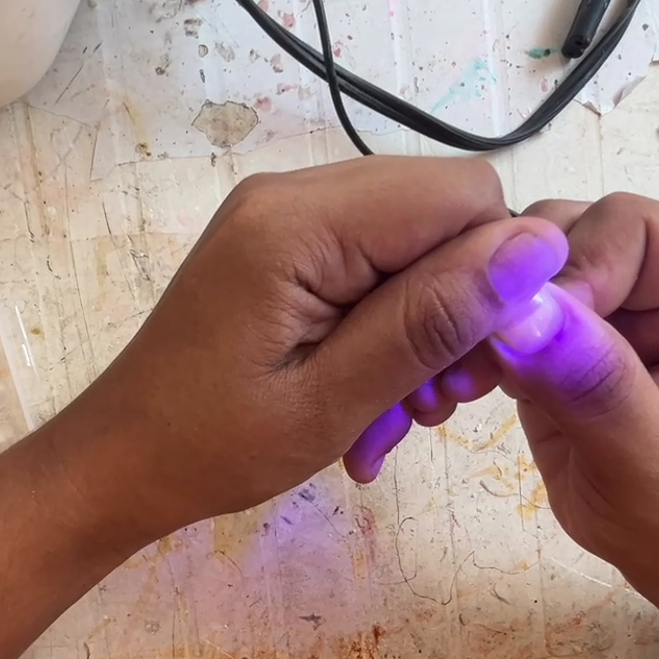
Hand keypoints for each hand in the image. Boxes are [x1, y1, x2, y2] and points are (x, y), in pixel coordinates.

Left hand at [43, 157, 569, 544]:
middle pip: (438, 217)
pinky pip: (365, 271)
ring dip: (420, 334)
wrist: (122, 462)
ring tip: (396, 417)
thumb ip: (430, 321)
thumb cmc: (212, 448)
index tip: (478, 368)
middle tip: (435, 405)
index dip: (497, 276)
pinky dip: (381, 334)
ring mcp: (279, 221)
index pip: (463, 196)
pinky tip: (366, 400)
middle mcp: (289, 197)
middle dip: (457, 312)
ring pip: (408, 249)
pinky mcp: (276, 253)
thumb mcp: (332, 400)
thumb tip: (536, 246)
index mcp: (298, 222)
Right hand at [356, 192, 658, 598]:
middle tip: (476, 363)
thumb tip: (519, 313)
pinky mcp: (554, 342)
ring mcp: (605, 312)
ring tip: (457, 383)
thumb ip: (594, 385)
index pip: (639, 231)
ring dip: (479, 316)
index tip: (529, 336)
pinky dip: (466, 346)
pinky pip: (499, 316)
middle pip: (569, 235)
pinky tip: (451, 389)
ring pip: (522, 270)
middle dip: (514, 290)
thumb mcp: (651, 462)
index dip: (576, 268)